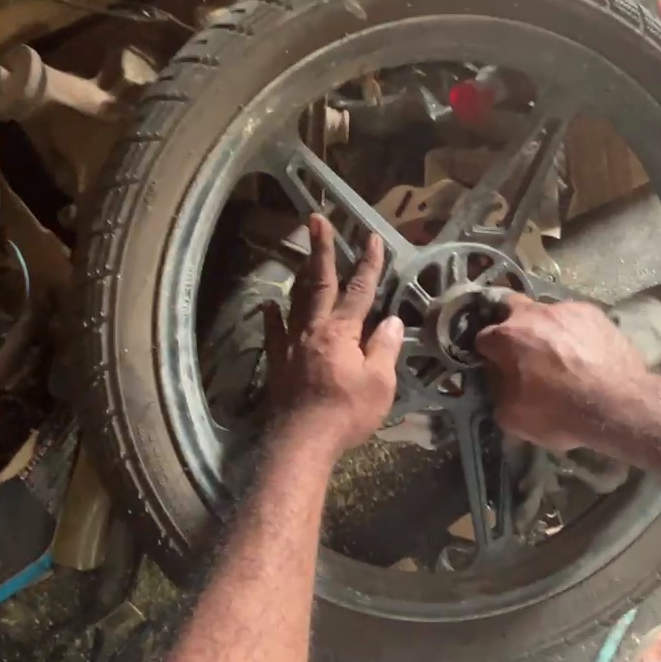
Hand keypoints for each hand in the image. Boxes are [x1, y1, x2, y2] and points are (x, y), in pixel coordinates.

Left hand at [263, 216, 404, 457]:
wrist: (301, 442)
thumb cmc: (345, 413)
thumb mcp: (379, 384)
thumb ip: (383, 348)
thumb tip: (390, 320)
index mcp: (341, 331)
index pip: (360, 290)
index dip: (369, 263)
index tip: (373, 238)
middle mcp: (313, 329)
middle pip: (318, 281)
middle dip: (321, 248)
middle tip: (316, 219)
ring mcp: (291, 344)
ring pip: (295, 300)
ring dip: (300, 275)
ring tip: (302, 255)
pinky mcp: (277, 362)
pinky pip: (274, 332)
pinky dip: (273, 316)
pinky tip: (270, 305)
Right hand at [475, 295, 649, 451]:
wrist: (619, 405)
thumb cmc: (559, 413)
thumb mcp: (513, 417)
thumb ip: (498, 393)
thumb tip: (499, 383)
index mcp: (506, 337)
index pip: (482, 337)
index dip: (487, 353)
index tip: (496, 366)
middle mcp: (532, 314)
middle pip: (510, 307)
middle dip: (510, 323)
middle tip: (522, 347)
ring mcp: (565, 309)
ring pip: (545, 312)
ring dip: (545, 329)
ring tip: (561, 353)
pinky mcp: (594, 312)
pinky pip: (574, 318)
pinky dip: (573, 331)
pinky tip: (584, 352)